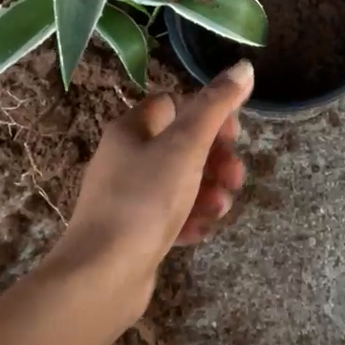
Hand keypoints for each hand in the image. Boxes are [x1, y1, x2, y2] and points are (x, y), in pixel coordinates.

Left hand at [46, 59, 253, 323]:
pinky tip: (202, 231)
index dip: (209, 115)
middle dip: (216, 159)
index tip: (233, 135)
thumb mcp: (186, 145)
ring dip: (208, 191)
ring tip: (221, 209)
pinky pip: (170, 216)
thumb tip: (244, 66)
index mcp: (132, 129)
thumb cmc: (144, 200)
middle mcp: (125, 158)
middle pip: (183, 145)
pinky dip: (191, 219)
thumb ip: (216, 105)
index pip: (176, 105)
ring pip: (180, 182)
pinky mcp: (132, 233)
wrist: (101, 278)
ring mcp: (127, 198)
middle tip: (235, 177)